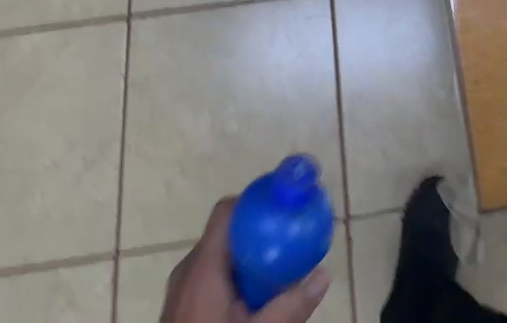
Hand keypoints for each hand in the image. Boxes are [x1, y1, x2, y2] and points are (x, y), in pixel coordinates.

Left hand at [162, 198, 330, 322]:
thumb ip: (291, 305)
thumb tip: (324, 274)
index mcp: (203, 267)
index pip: (227, 212)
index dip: (257, 199)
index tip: (286, 203)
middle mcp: (189, 270)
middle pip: (228, 233)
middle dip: (261, 232)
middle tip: (292, 239)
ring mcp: (182, 289)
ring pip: (222, 257)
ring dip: (251, 257)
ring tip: (281, 270)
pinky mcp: (183, 306)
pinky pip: (213, 276)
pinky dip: (238, 276)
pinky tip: (258, 299)